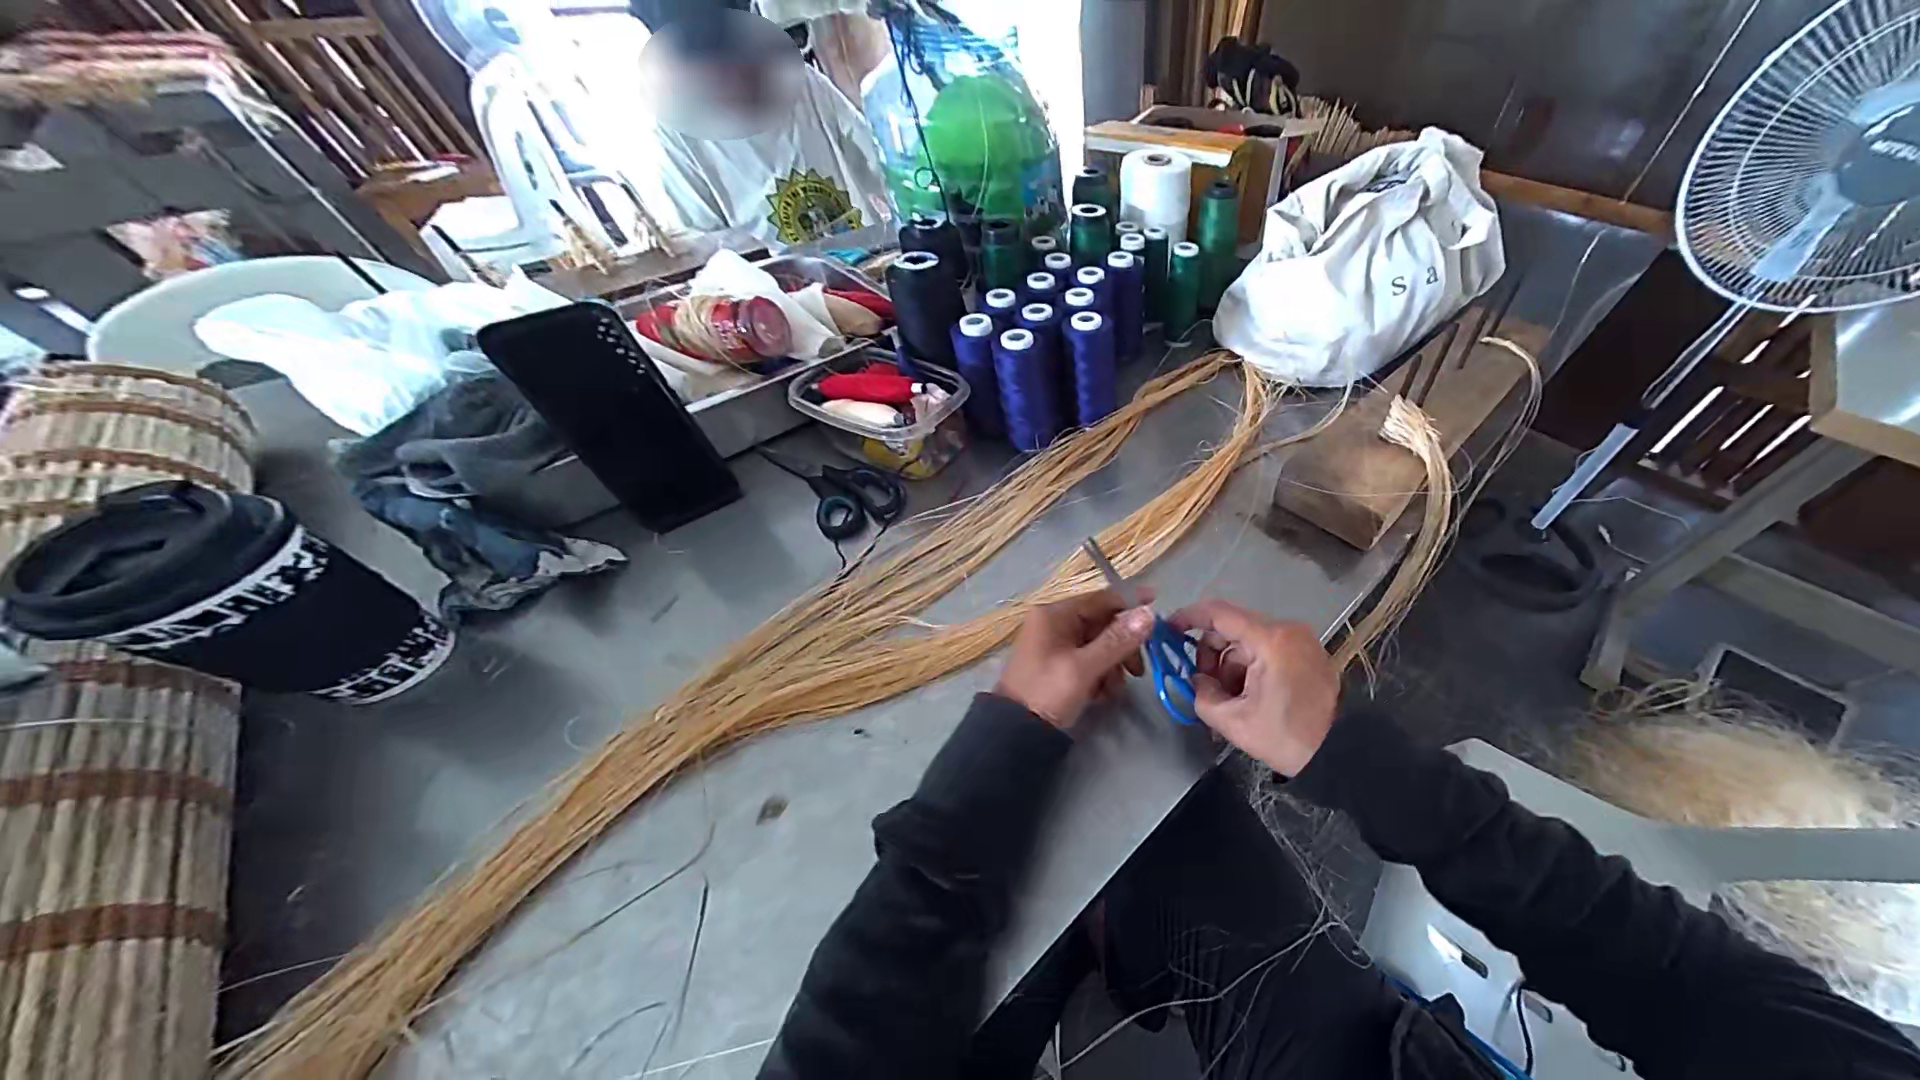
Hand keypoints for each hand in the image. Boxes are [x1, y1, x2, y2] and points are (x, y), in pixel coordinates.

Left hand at [995, 588, 1155, 730]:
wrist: (1016, 731)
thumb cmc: (1047, 692)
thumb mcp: (1084, 667)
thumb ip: (1117, 640)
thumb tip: (1148, 614)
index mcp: (1054, 615)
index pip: (1099, 598)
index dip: (1129, 600)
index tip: (1157, 602)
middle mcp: (1054, 624)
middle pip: (1102, 624)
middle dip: (1122, 647)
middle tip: (1137, 671)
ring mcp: (1056, 645)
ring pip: (1099, 645)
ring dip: (1112, 666)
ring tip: (1112, 691)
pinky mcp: (1059, 665)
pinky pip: (1089, 661)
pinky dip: (1099, 675)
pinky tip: (1101, 695)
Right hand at [1169, 599, 1338, 775]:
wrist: (1343, 756)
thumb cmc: (1287, 737)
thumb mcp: (1232, 721)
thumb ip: (1201, 693)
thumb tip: (1196, 680)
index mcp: (1269, 640)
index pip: (1218, 613)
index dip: (1187, 618)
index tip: (1168, 631)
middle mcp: (1286, 631)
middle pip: (1230, 628)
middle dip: (1210, 655)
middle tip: (1204, 685)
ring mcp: (1299, 641)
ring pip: (1246, 641)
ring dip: (1228, 665)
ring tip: (1230, 699)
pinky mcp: (1306, 653)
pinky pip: (1264, 650)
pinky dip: (1248, 668)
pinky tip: (1248, 696)